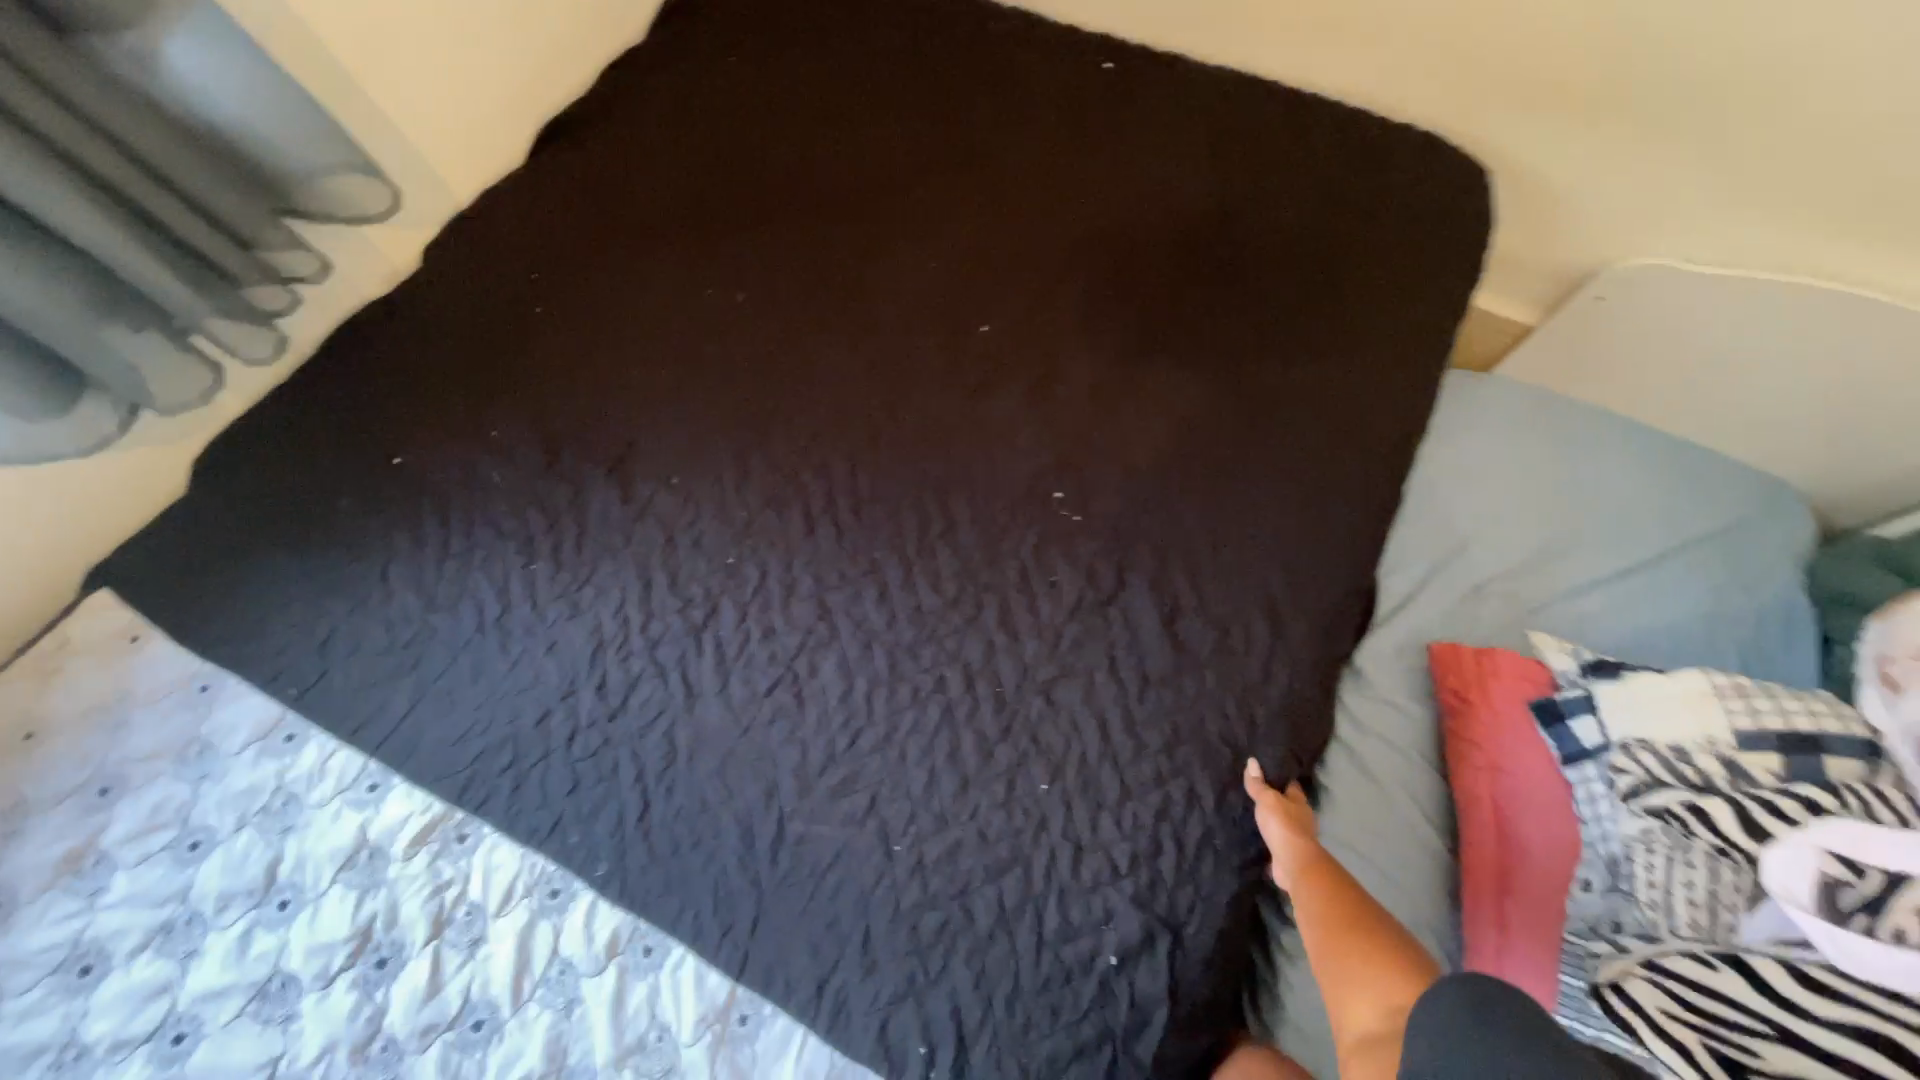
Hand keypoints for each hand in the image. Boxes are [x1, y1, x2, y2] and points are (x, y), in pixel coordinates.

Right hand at [1242, 758, 1321, 890]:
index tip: (1267, 772)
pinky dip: (1269, 838)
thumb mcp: (1267, 799)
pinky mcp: (1288, 851)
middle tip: (1255, 792)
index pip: (1291, 785)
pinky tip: (1257, 835)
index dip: (1281, 778)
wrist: (1292, 862)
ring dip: (1272, 820)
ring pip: (1282, 823)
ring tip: (1253, 813)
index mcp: (1299, 801)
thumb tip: (1252, 761)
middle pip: (1288, 804)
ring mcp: (1296, 836)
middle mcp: (1301, 817)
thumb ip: (1258, 784)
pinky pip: (1276, 840)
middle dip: (1275, 800)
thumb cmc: (1282, 824)